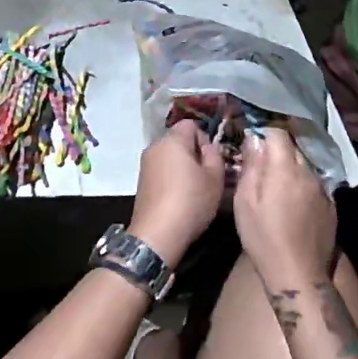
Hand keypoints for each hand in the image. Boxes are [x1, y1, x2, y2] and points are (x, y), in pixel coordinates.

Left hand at [128, 121, 225, 268]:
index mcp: (172, 140)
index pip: (190, 124)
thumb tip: (209, 146)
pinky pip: (161, 170)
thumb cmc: (190, 201)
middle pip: (179, 140)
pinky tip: (180, 198)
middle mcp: (154, 146)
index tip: (212, 160)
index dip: (205, 139)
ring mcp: (145, 164)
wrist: (158, 234)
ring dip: (183, 166)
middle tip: (207, 176)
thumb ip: (215, 155)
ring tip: (195, 189)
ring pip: (170, 156)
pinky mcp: (142, 181)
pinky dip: (172, 178)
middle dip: (194, 153)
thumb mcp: (214, 178)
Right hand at [233, 129, 335, 287]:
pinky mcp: (331, 206)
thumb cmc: (263, 236)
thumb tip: (254, 138)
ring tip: (276, 178)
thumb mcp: (246, 200)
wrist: (298, 273)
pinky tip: (293, 197)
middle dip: (278, 147)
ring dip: (291, 165)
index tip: (252, 138)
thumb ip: (252, 166)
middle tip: (261, 158)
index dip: (264, 131)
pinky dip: (303, 182)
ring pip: (306, 164)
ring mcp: (323, 189)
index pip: (278, 133)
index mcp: (285, 168)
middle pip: (294, 147)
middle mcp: (308, 173)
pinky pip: (315, 182)